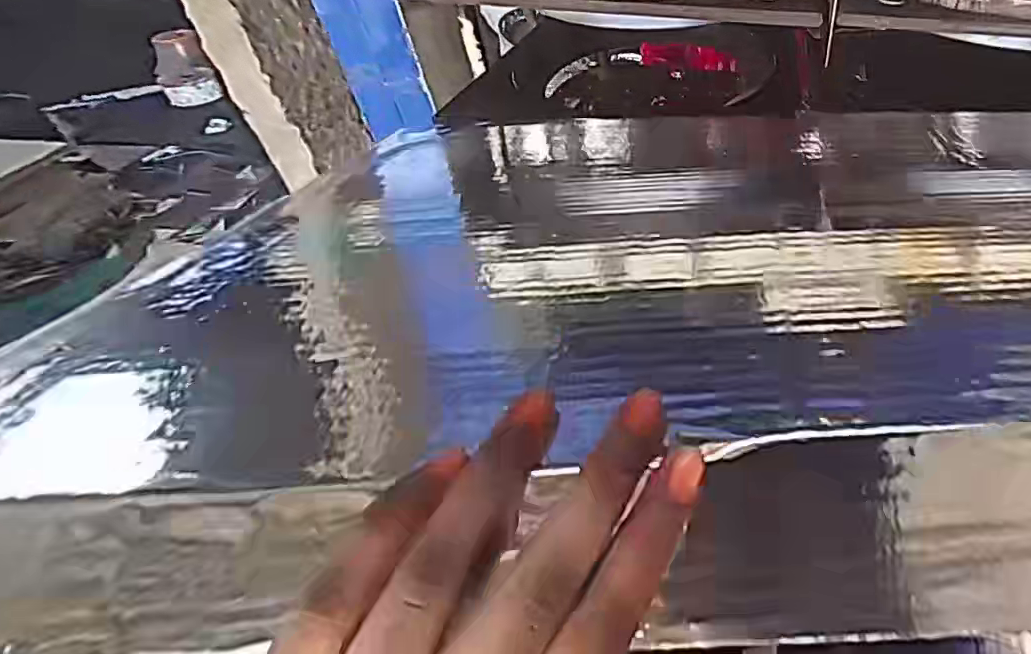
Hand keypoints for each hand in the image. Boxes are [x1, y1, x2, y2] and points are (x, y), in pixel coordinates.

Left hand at [274, 389, 701, 653]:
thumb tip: (617, 599)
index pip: (603, 625)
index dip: (650, 540)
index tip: (687, 467)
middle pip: (541, 578)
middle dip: (601, 485)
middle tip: (644, 408)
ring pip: (443, 563)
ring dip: (498, 474)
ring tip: (542, 404)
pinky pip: (343, 586)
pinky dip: (394, 518)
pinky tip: (443, 461)